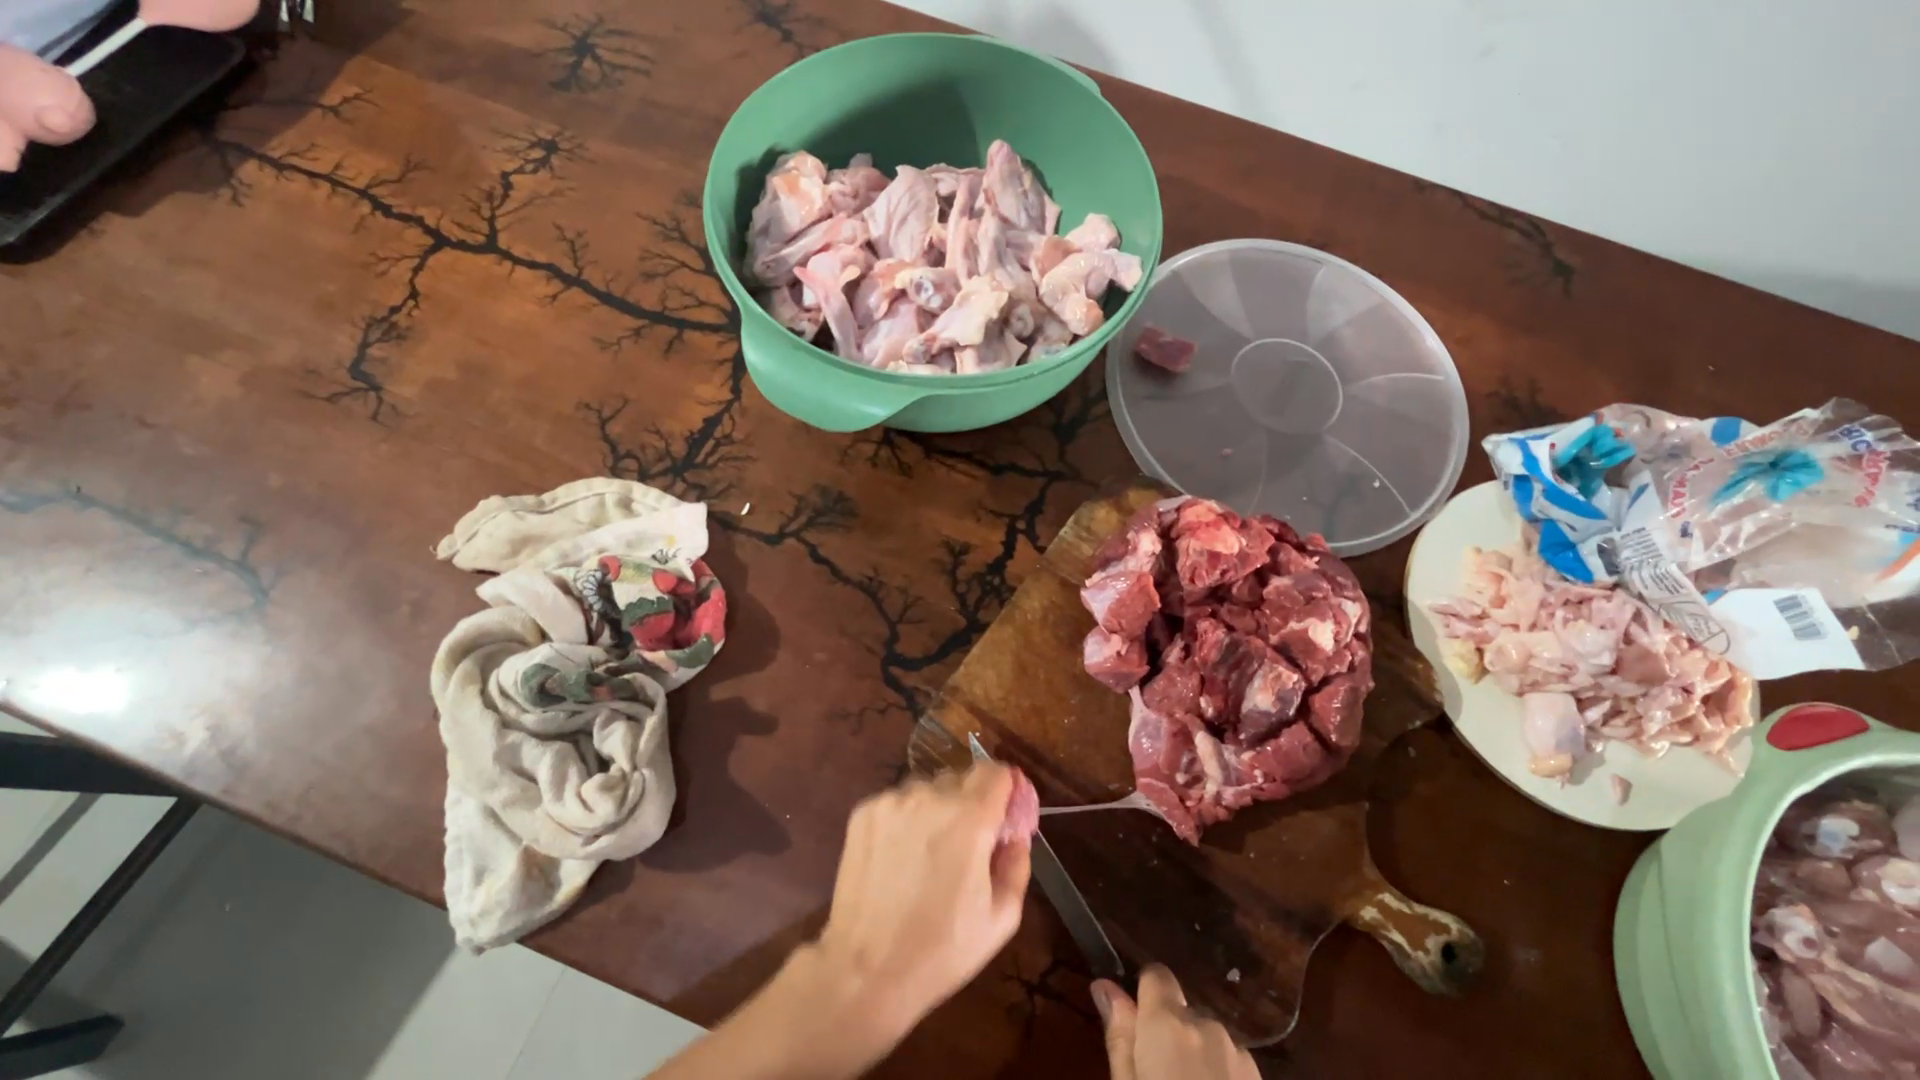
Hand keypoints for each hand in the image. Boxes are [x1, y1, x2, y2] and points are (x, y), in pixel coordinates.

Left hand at [807, 763, 1032, 1045]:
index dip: (1006, 789)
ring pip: (927, 788)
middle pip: (962, 777)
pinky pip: (896, 802)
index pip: (996, 771)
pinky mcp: (862, 812)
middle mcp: (929, 796)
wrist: (865, 970)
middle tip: (968, 843)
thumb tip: (1015, 832)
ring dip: (936, 808)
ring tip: (928, 854)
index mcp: (970, 817)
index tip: (1006, 814)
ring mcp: (891, 801)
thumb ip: (1017, 862)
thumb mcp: (1002, 917)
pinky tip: (899, 857)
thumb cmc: (942, 950)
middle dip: (971, 802)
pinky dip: (905, 819)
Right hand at [1094, 964, 1258, 1079]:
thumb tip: (1105, 987)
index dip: (1143, 993)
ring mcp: (1240, 1055)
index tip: (1133, 1024)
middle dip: (1167, 1034)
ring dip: (1194, 1056)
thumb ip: (1120, 1036)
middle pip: (1182, 1011)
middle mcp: (1208, 1027)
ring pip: (1208, 1039)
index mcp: (1168, 1024)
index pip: (1157, 975)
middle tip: (1153, 1077)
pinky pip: (1230, 1062)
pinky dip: (1216, 1076)